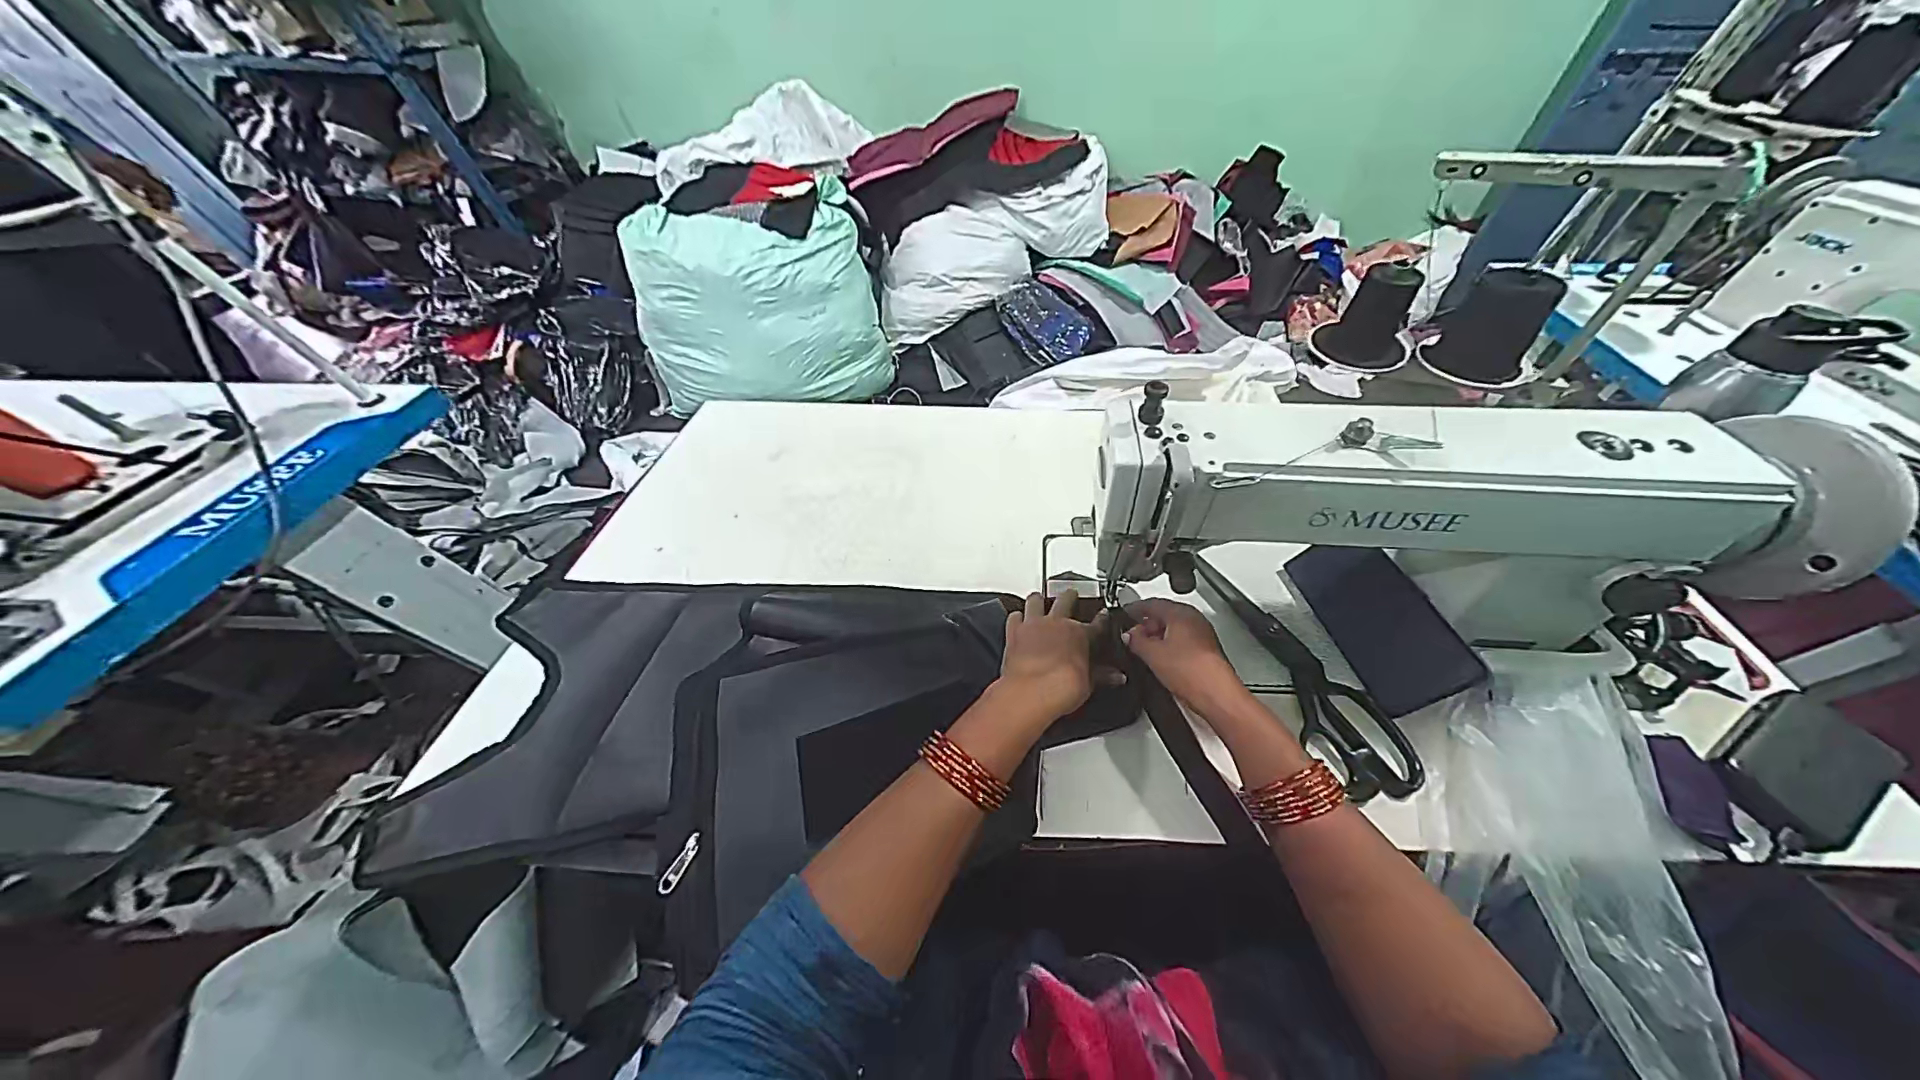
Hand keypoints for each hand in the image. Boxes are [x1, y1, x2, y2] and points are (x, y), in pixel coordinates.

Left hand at [995, 590, 1113, 725]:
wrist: (1031, 691)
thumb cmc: (1060, 687)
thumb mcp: (1089, 683)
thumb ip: (1102, 675)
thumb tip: (1115, 677)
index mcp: (1080, 633)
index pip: (1097, 623)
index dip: (1102, 618)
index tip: (1103, 615)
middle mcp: (1057, 623)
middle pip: (1066, 600)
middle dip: (1070, 596)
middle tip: (1072, 594)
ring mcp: (1034, 625)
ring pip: (1036, 600)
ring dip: (1039, 600)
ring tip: (1041, 598)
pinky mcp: (1014, 633)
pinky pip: (1014, 617)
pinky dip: (1017, 617)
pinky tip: (1018, 619)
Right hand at [1122, 599, 1240, 707]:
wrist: (1216, 694)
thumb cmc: (1193, 671)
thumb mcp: (1151, 654)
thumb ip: (1136, 640)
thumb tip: (1130, 636)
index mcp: (1182, 613)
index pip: (1153, 603)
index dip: (1135, 609)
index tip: (1126, 613)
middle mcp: (1195, 620)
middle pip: (1165, 615)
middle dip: (1146, 625)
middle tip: (1132, 635)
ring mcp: (1203, 636)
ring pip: (1174, 630)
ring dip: (1158, 638)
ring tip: (1144, 651)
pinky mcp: (1206, 652)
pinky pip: (1183, 643)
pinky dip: (1170, 648)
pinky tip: (1161, 661)